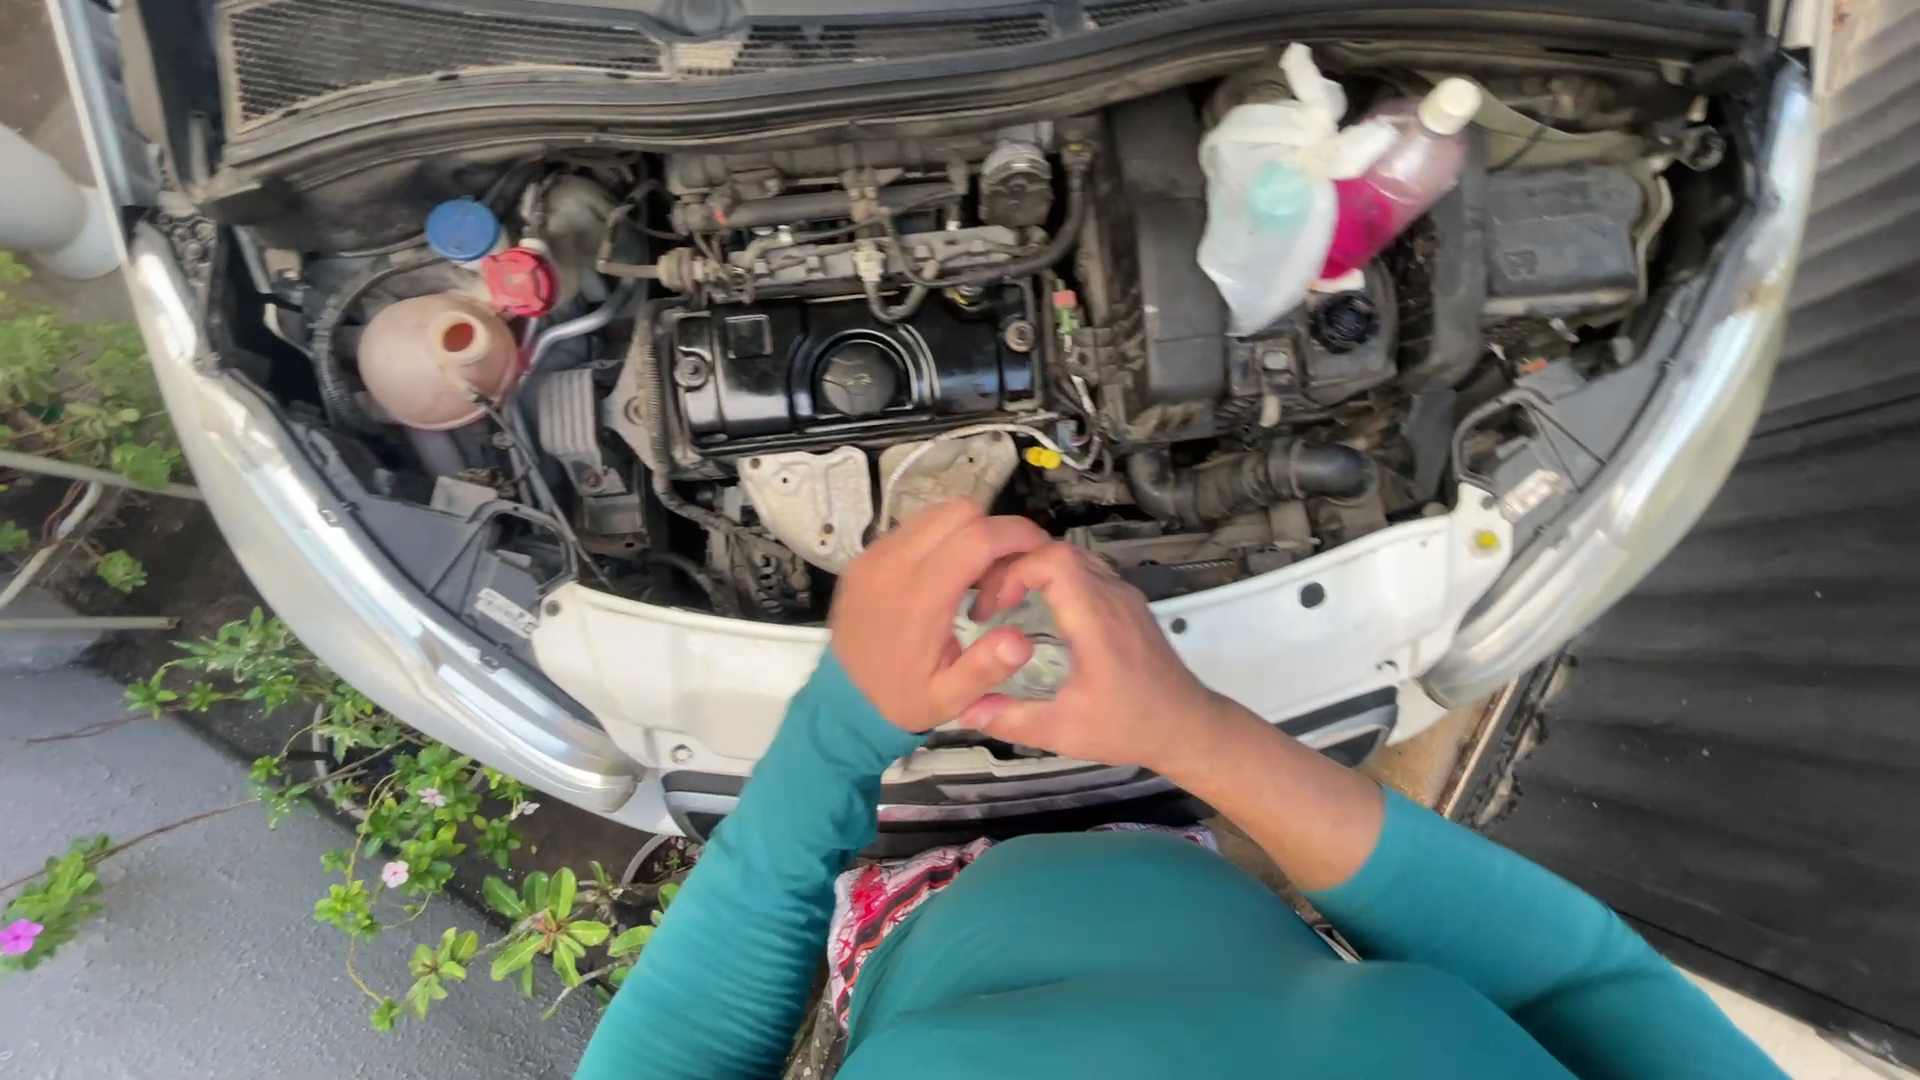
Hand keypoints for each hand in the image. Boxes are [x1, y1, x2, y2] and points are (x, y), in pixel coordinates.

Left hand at [830, 501, 1050, 732]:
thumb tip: (1022, 641)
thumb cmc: (902, 700)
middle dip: (994, 533)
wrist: (843, 702)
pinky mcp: (865, 556)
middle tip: (1002, 575)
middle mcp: (894, 564)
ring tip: (974, 578)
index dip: (1017, 534)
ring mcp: (875, 555)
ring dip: (967, 533)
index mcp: (920, 597)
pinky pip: (913, 527)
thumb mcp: (951, 699)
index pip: (978, 537)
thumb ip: (986, 667)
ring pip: (937, 513)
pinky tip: (945, 577)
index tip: (1037, 550)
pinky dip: (940, 539)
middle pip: (961, 512)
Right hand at [958, 543, 1252, 778]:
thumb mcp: (1064, 732)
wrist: (1187, 727)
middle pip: (1060, 551)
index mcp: (1097, 622)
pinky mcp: (1129, 602)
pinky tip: (1043, 607)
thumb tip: (965, 709)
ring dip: (1039, 569)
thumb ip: (1012, 720)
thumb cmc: (1130, 727)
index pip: (1054, 561)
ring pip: (1076, 555)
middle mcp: (1114, 598)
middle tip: (994, 601)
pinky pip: (1089, 570)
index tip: (995, 605)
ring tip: (1012, 600)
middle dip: (1018, 568)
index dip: (1015, 571)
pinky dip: (1059, 577)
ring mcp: (1125, 596)